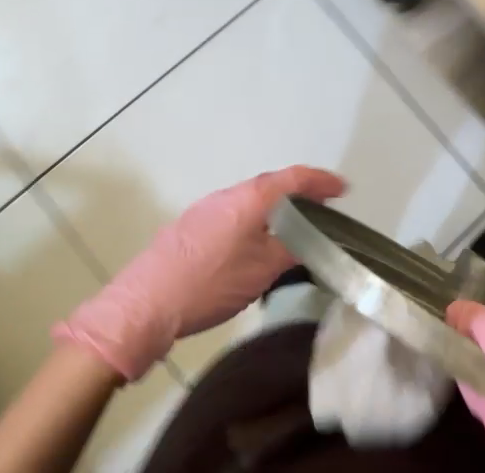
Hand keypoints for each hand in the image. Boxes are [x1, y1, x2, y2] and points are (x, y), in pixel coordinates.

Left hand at [54, 165, 345, 380]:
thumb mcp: (262, 271)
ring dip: (275, 210)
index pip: (295, 178)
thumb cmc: (209, 284)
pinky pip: (234, 215)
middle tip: (322, 211)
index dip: (322, 181)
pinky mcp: (189, 229)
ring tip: (293, 231)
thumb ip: (292, 249)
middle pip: (272, 186)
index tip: (343, 190)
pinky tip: (255, 247)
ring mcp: (205, 210)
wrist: (141, 307)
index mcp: (250, 198)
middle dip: (300, 195)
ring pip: (251, 202)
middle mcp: (228, 195)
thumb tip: (314, 240)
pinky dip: (254, 221)